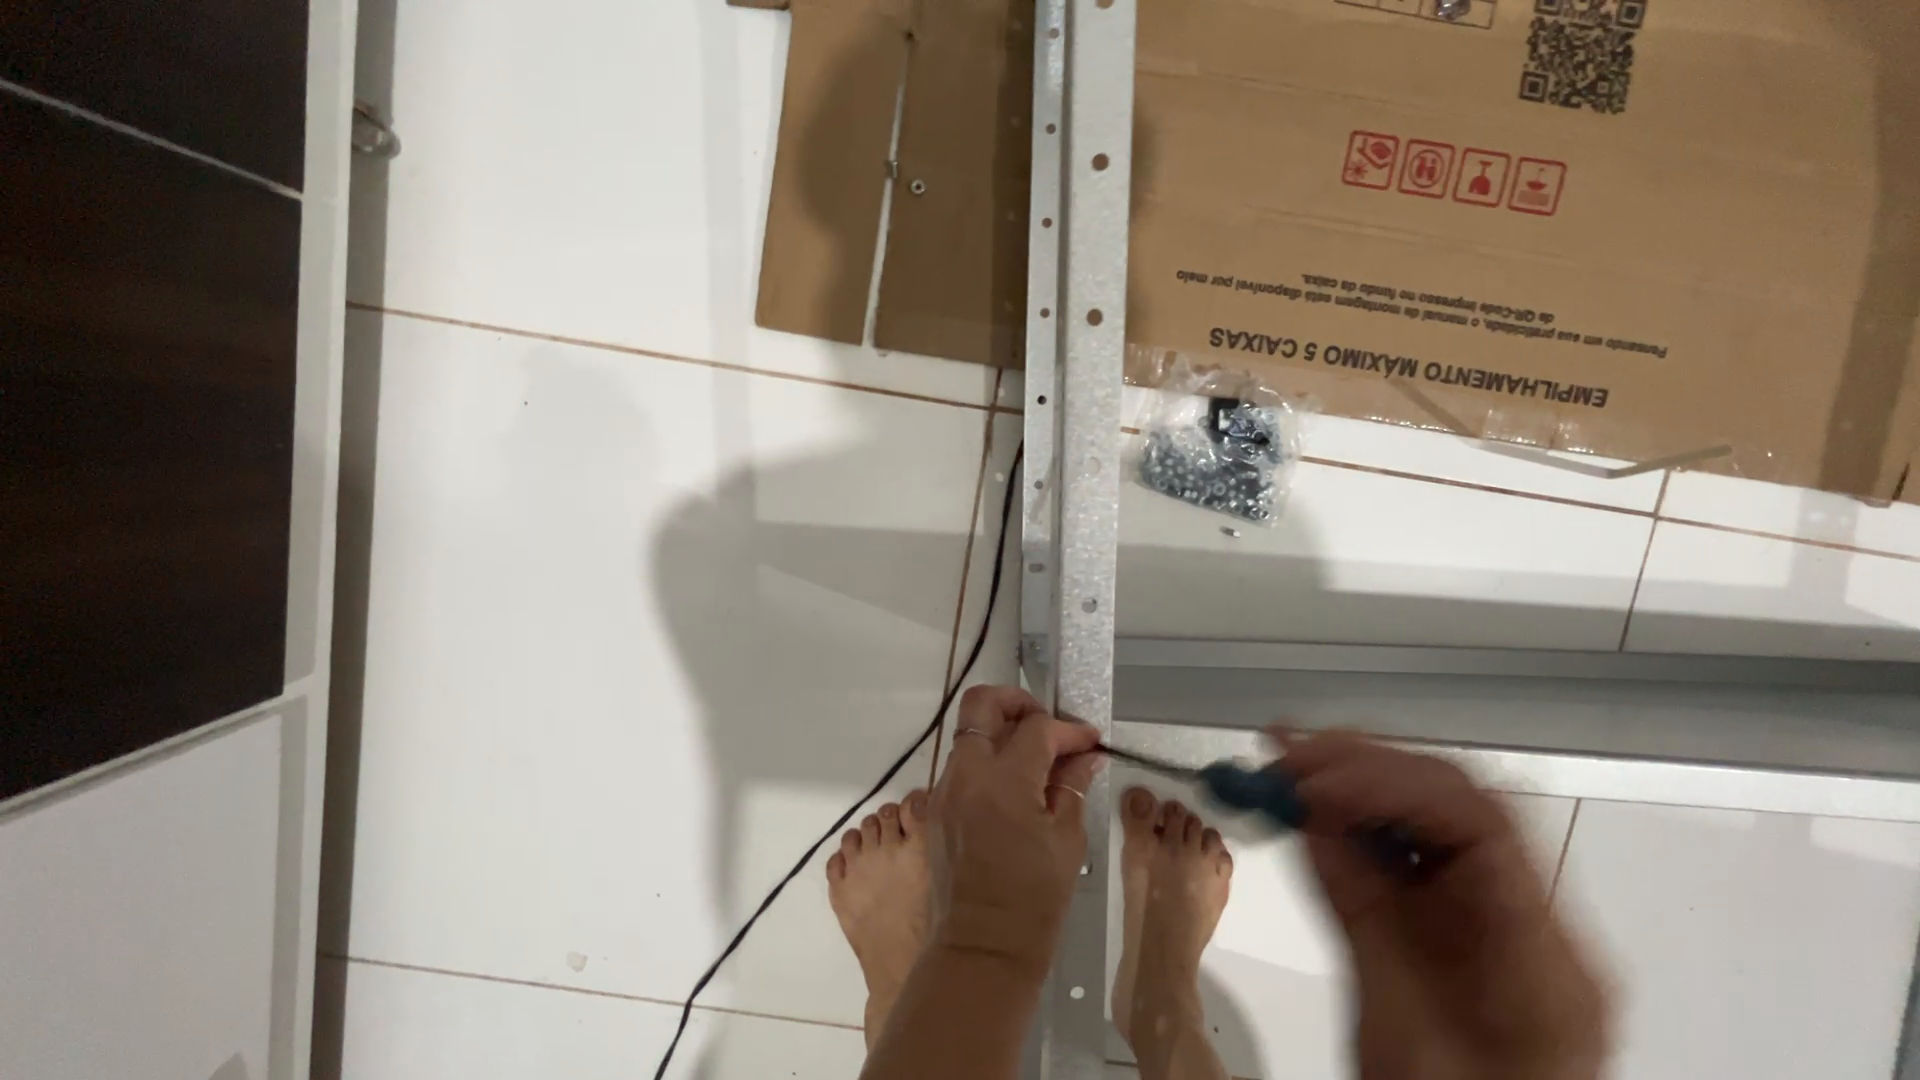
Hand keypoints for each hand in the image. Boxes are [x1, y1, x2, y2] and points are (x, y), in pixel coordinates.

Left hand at [927, 686, 1101, 975]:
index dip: (1069, 730)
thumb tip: (1084, 755)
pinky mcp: (936, 806)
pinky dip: (986, 760)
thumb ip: (1071, 785)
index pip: (1038, 728)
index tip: (1089, 742)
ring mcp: (945, 788)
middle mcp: (966, 773)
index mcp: (1004, 781)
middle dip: (1018, 703)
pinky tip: (1013, 787)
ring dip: (1000, 731)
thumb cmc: (1034, 898)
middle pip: (982, 703)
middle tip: (1047, 726)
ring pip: (968, 733)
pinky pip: (960, 765)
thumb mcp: (1067, 839)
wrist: (982, 947)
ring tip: (1034, 759)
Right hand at [1280, 730, 1610, 1079]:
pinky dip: (1355, 812)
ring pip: (1434, 811)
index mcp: (1543, 963)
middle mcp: (1531, 920)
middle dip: (1365, 766)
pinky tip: (1308, 797)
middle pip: (1459, 804)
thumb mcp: (1400, 1036)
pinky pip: (1412, 845)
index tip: (1312, 784)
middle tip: (1286, 752)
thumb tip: (1311, 822)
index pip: (1482, 829)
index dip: (1390, 786)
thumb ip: (1364, 922)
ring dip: (1355, 776)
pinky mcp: (1460, 916)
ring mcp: (1498, 914)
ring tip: (1285, 758)